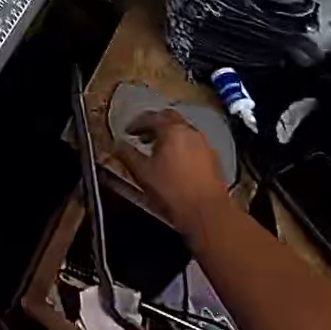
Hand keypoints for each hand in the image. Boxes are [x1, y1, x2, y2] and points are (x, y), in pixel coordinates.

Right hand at [118, 109, 231, 237]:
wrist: (207, 212)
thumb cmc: (171, 191)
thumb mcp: (143, 173)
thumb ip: (128, 155)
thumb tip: (117, 144)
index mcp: (172, 129)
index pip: (151, 116)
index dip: (136, 122)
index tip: (127, 131)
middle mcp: (190, 130)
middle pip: (169, 118)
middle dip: (154, 125)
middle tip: (141, 136)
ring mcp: (204, 142)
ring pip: (183, 130)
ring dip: (168, 135)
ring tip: (156, 150)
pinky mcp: (213, 156)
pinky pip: (193, 143)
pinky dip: (181, 145)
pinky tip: (176, 162)